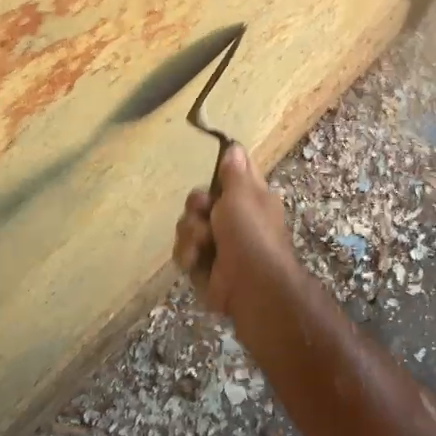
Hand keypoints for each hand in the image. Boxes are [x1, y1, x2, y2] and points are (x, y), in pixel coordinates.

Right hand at [173, 143, 295, 318]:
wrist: (252, 287)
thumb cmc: (251, 233)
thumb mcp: (243, 194)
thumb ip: (234, 171)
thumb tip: (234, 147)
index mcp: (250, 198)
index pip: (231, 174)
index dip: (220, 170)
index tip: (212, 171)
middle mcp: (234, 218)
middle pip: (200, 200)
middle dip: (197, 207)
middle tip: (205, 214)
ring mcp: (217, 244)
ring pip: (187, 225)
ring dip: (191, 234)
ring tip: (203, 245)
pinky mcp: (202, 266)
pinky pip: (183, 251)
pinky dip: (188, 255)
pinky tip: (196, 262)